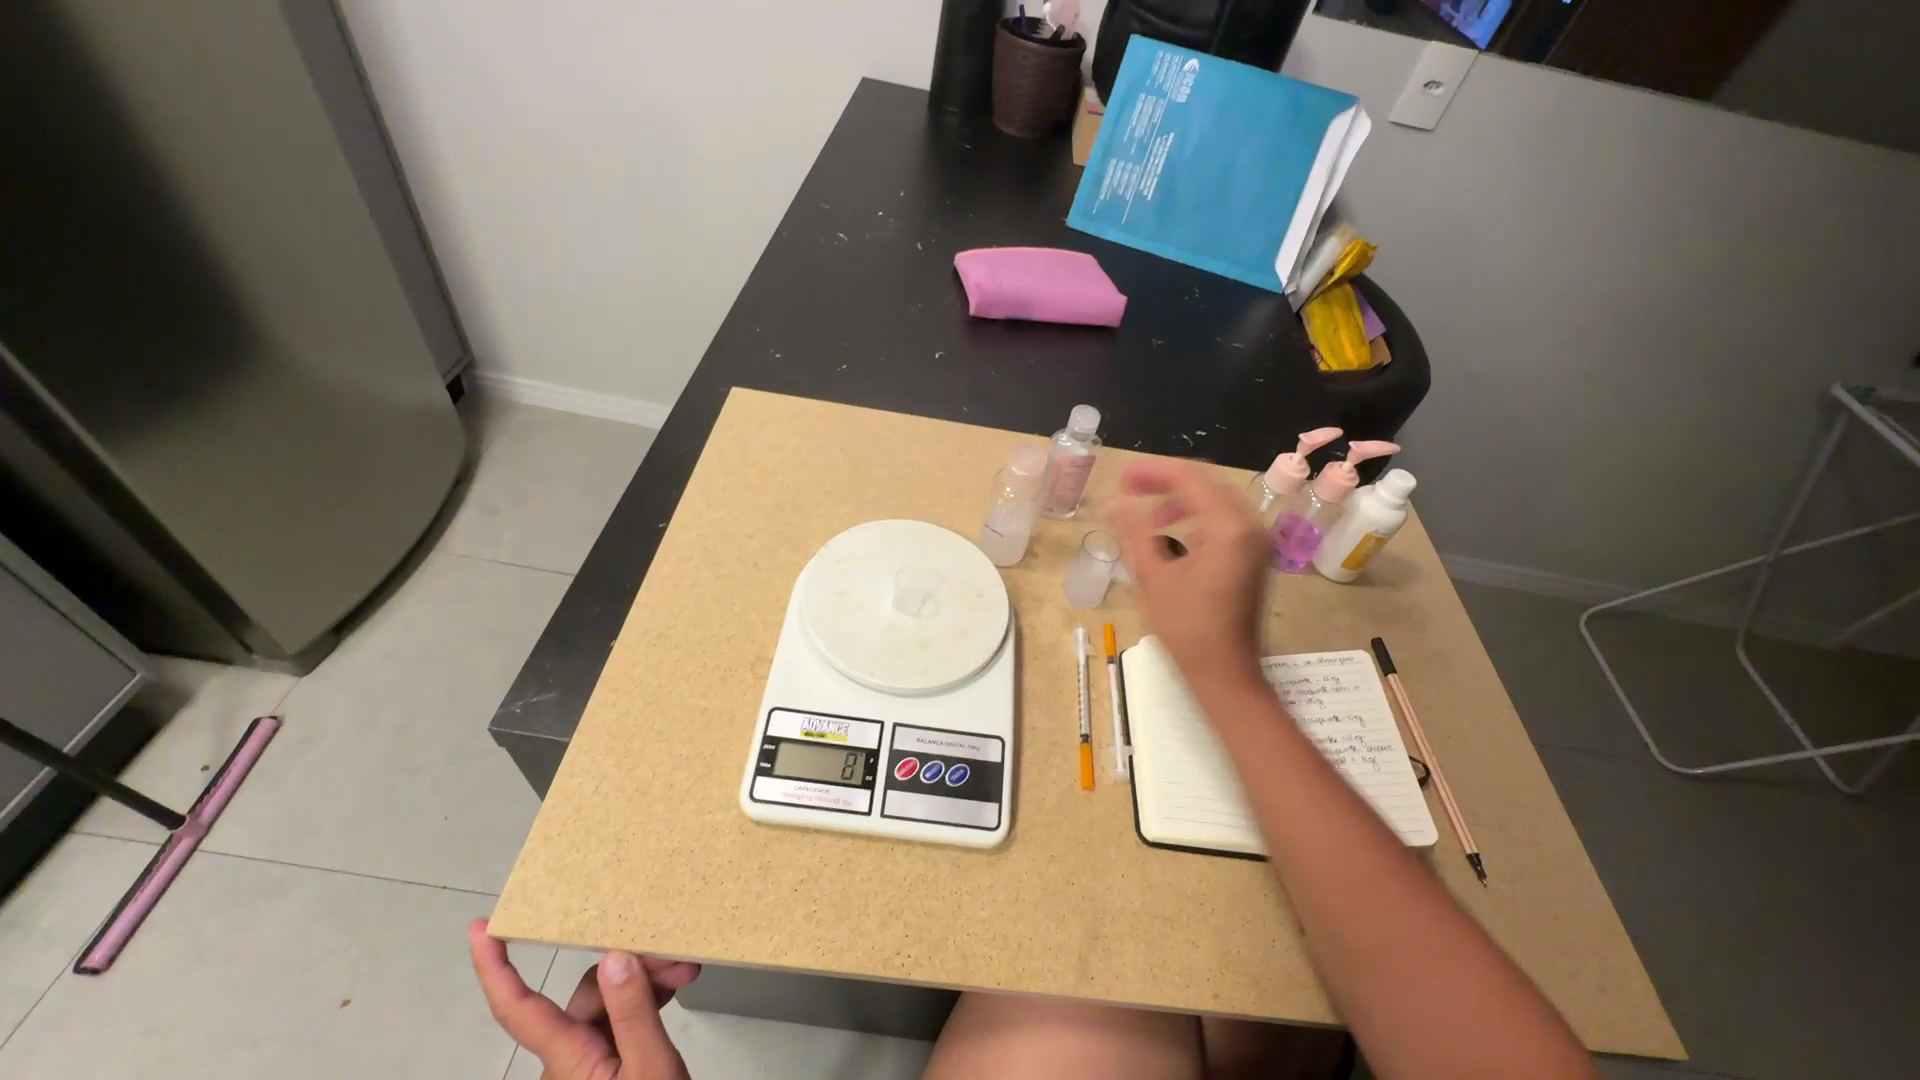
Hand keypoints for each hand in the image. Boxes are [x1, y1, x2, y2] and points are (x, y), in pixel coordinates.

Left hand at [469, 917, 700, 1079]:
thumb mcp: (652, 1069)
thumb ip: (633, 1012)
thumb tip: (614, 954)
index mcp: (567, 1061)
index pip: (517, 1009)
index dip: (494, 967)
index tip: (479, 928)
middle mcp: (567, 1060)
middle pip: (587, 993)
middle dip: (632, 966)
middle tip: (682, 962)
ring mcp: (586, 1065)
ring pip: (607, 1003)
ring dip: (646, 982)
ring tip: (688, 974)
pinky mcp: (606, 1067)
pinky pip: (619, 1020)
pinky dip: (645, 999)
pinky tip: (674, 990)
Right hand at [1106, 458, 1268, 698]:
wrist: (1225, 672)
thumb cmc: (1187, 628)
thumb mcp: (1152, 576)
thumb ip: (1132, 531)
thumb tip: (1111, 501)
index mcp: (1228, 526)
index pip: (1189, 478)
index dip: (1151, 472)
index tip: (1121, 477)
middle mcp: (1250, 525)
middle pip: (1206, 483)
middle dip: (1166, 482)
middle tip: (1129, 490)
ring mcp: (1256, 541)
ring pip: (1216, 500)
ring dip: (1180, 500)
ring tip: (1146, 515)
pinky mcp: (1254, 556)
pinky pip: (1225, 520)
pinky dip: (1197, 517)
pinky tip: (1171, 533)